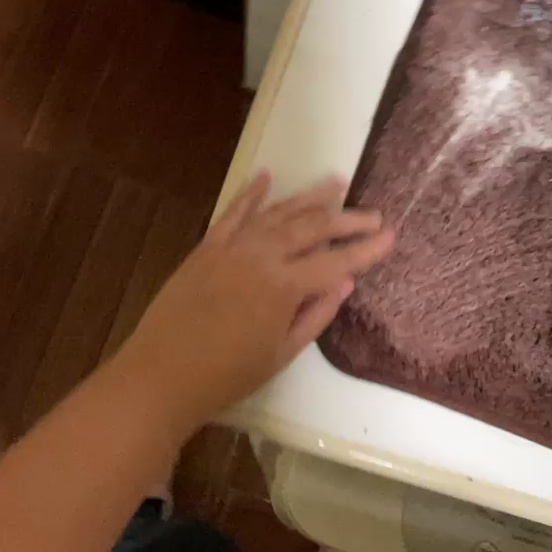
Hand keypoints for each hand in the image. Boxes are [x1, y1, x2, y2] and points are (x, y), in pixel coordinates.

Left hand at [111, 171, 393, 428]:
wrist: (161, 375)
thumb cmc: (227, 375)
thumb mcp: (281, 354)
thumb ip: (315, 315)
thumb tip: (345, 283)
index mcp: (283, 286)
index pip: (336, 261)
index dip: (366, 250)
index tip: (391, 236)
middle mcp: (261, 255)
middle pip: (312, 228)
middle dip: (345, 219)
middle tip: (372, 214)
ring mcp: (232, 247)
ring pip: (277, 213)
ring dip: (308, 198)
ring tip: (334, 183)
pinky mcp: (207, 247)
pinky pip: (233, 213)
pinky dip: (251, 193)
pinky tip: (266, 176)